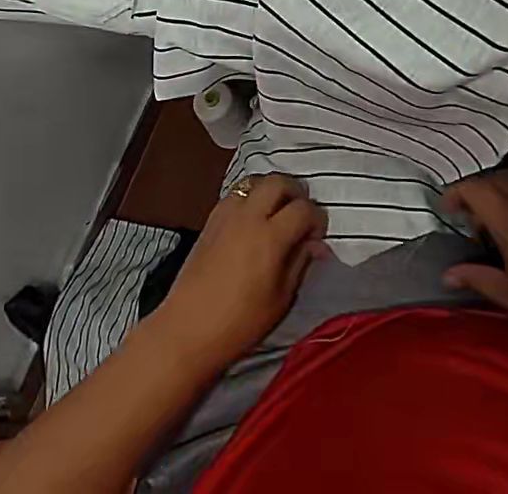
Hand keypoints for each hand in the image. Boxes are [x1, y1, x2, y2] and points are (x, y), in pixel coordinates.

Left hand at [142, 175, 327, 370]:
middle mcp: (248, 216)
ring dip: (271, 190)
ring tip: (278, 214)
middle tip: (301, 216)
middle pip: (278, 181)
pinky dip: (250, 197)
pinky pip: (236, 193)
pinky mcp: (211, 218)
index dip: (317, 219)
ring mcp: (226, 213)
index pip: (304, 209)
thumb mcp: (282, 298)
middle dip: (296, 193)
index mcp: (270, 237)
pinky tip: (253, 220)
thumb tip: (316, 243)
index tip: (318, 236)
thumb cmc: (241, 322)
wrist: (189, 327)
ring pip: (255, 181)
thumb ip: (300, 262)